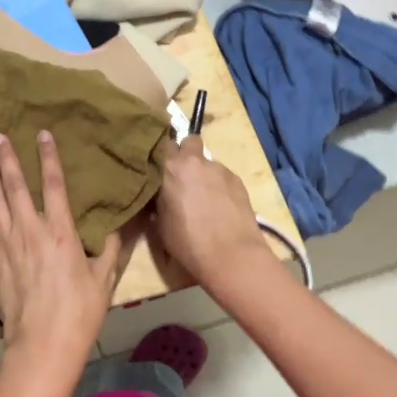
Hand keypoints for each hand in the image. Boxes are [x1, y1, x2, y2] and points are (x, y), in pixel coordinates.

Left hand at [0, 132, 123, 371]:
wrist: (45, 342)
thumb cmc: (80, 312)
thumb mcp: (104, 279)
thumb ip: (109, 250)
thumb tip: (116, 229)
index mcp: (60, 231)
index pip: (53, 183)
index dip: (47, 156)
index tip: (42, 135)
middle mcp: (29, 229)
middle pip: (14, 184)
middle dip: (8, 157)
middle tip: (0, 136)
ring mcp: (5, 244)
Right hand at [153, 135, 268, 280]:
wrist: (232, 255)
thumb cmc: (188, 241)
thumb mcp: (160, 221)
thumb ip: (158, 199)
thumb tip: (159, 194)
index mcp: (169, 168)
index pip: (161, 143)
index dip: (161, 153)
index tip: (159, 165)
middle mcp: (194, 161)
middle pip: (189, 141)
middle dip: (186, 153)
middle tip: (183, 175)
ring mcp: (218, 169)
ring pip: (207, 162)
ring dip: (203, 173)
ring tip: (205, 196)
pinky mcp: (237, 180)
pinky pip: (222, 175)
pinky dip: (219, 185)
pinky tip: (220, 205)